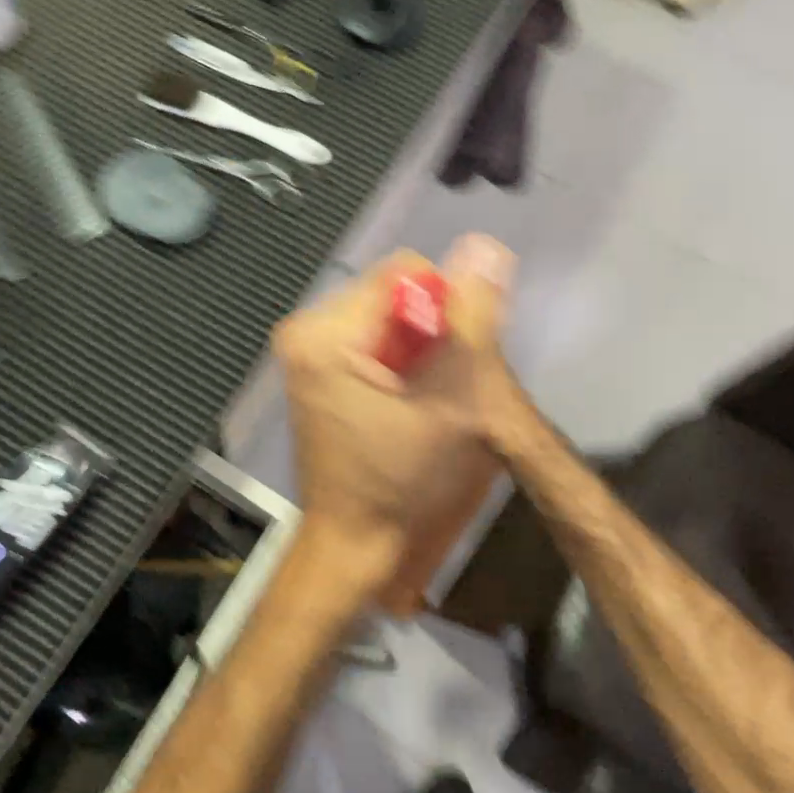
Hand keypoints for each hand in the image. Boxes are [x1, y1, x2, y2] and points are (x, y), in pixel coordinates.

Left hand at [271, 235, 516, 595]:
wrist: (354, 546)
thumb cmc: (400, 485)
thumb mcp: (449, 404)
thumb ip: (469, 322)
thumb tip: (487, 246)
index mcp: (323, 332)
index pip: (406, 273)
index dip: (448, 310)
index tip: (454, 365)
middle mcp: (306, 330)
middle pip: (397, 293)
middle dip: (433, 332)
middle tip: (442, 392)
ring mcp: (307, 351)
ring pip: (391, 317)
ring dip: (421, 350)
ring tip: (425, 403)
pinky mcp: (317, 370)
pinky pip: (376, 341)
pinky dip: (402, 364)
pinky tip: (406, 405)